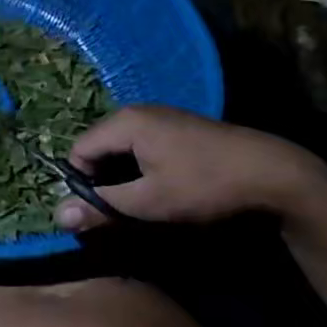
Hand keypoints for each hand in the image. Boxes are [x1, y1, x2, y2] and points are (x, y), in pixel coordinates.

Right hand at [55, 106, 326, 231]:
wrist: (269, 171)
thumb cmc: (202, 184)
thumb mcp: (148, 203)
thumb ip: (101, 206)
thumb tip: (57, 215)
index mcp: (124, 122)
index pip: (78, 150)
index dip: (81, 183)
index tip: (101, 211)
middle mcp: (137, 111)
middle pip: (98, 146)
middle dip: (102, 179)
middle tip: (123, 209)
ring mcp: (159, 116)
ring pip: (120, 147)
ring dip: (122, 176)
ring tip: (143, 201)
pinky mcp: (176, 126)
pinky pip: (140, 144)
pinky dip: (140, 166)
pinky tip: (162, 186)